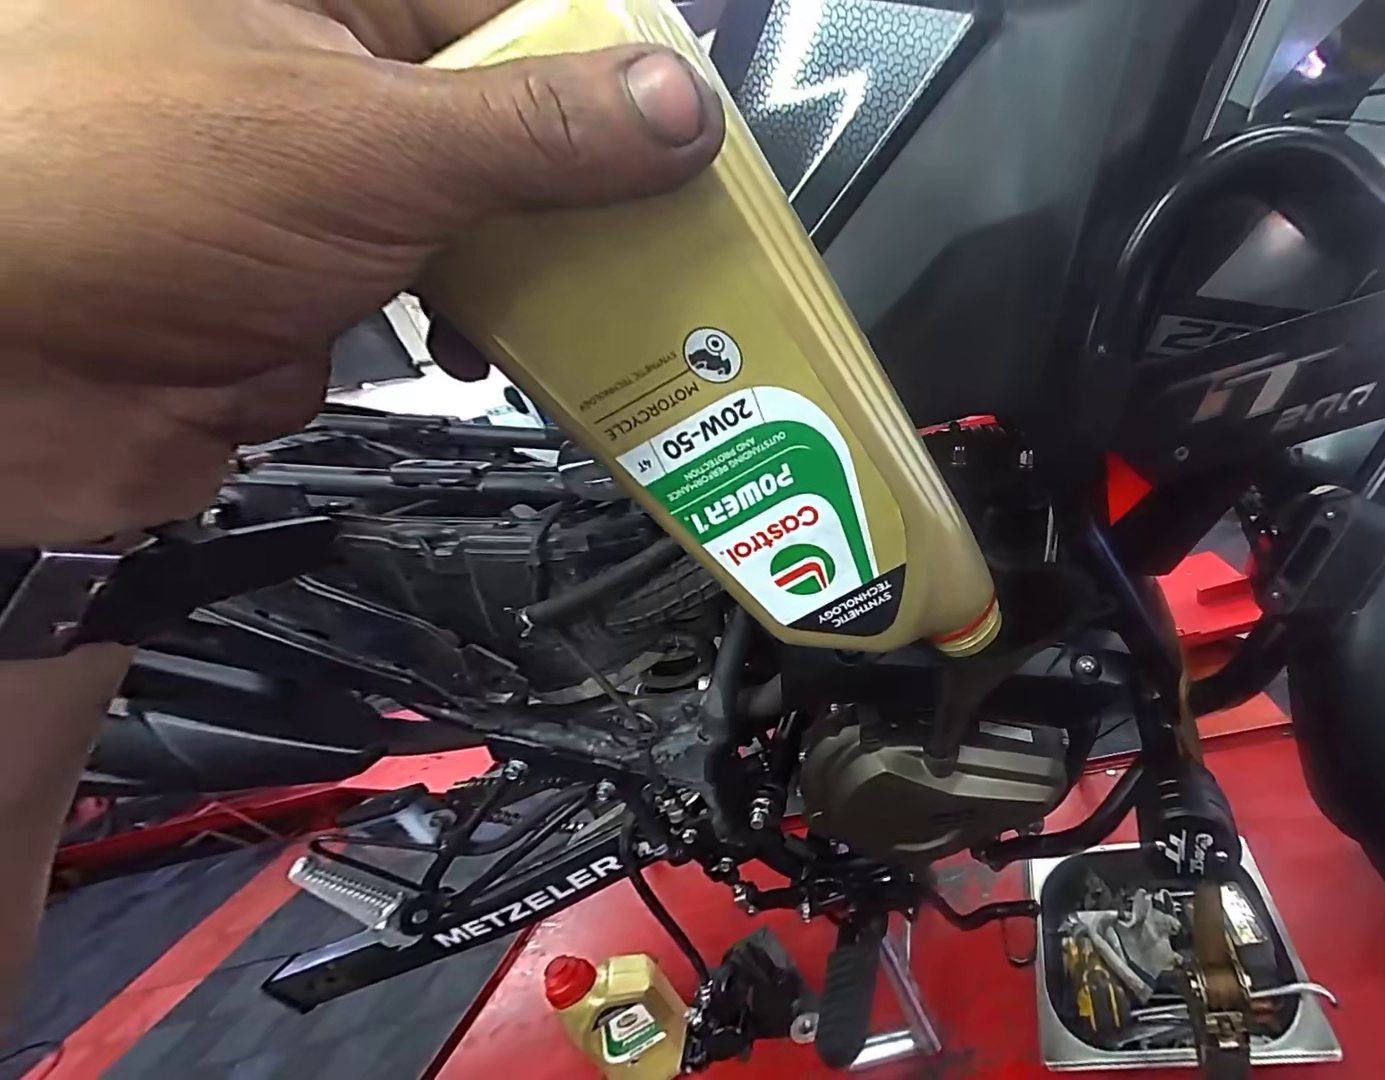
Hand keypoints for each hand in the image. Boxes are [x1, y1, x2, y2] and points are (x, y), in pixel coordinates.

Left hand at [0, 0, 723, 545]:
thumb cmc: (101, 203)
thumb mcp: (369, 143)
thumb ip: (542, 126)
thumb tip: (679, 104)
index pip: (526, 10)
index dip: (624, 73)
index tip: (696, 140)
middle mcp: (340, 67)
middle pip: (534, 118)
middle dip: (604, 189)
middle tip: (670, 233)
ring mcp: (353, 170)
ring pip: (516, 207)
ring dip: (565, 266)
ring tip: (600, 301)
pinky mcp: (363, 259)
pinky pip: (479, 276)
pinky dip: (509, 317)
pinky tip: (498, 344)